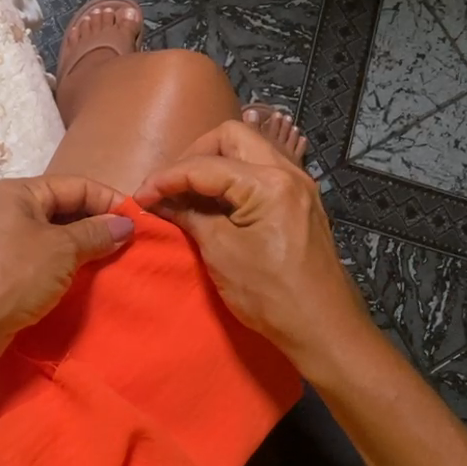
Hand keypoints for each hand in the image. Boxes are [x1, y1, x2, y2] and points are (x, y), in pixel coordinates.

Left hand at [0, 176, 133, 350]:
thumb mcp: (61, 249)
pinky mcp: (2, 269)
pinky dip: (65, 264)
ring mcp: (3, 240)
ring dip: (83, 245)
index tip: (139, 221)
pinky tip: (84, 277)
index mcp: (20, 192)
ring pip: (54, 235)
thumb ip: (95, 233)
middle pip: (64, 207)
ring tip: (114, 260)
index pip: (75, 185)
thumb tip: (125, 224)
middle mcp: (9, 209)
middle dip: (97, 223)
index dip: (108, 200)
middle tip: (131, 243)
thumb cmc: (13, 274)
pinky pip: (43, 257)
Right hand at [132, 121, 374, 367]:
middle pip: (231, 136)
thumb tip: (156, 201)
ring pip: (248, 148)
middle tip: (172, 185)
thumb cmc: (270, 295)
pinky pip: (261, 168)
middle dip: (194, 155)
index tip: (141, 195)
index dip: (166, 177)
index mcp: (269, 183)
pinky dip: (234, 176)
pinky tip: (216, 201)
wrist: (325, 329)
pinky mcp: (300, 200)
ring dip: (215, 162)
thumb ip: (188, 216)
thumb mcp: (221, 253)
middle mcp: (288, 171)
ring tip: (189, 192)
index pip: (204, 165)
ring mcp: (298, 184)